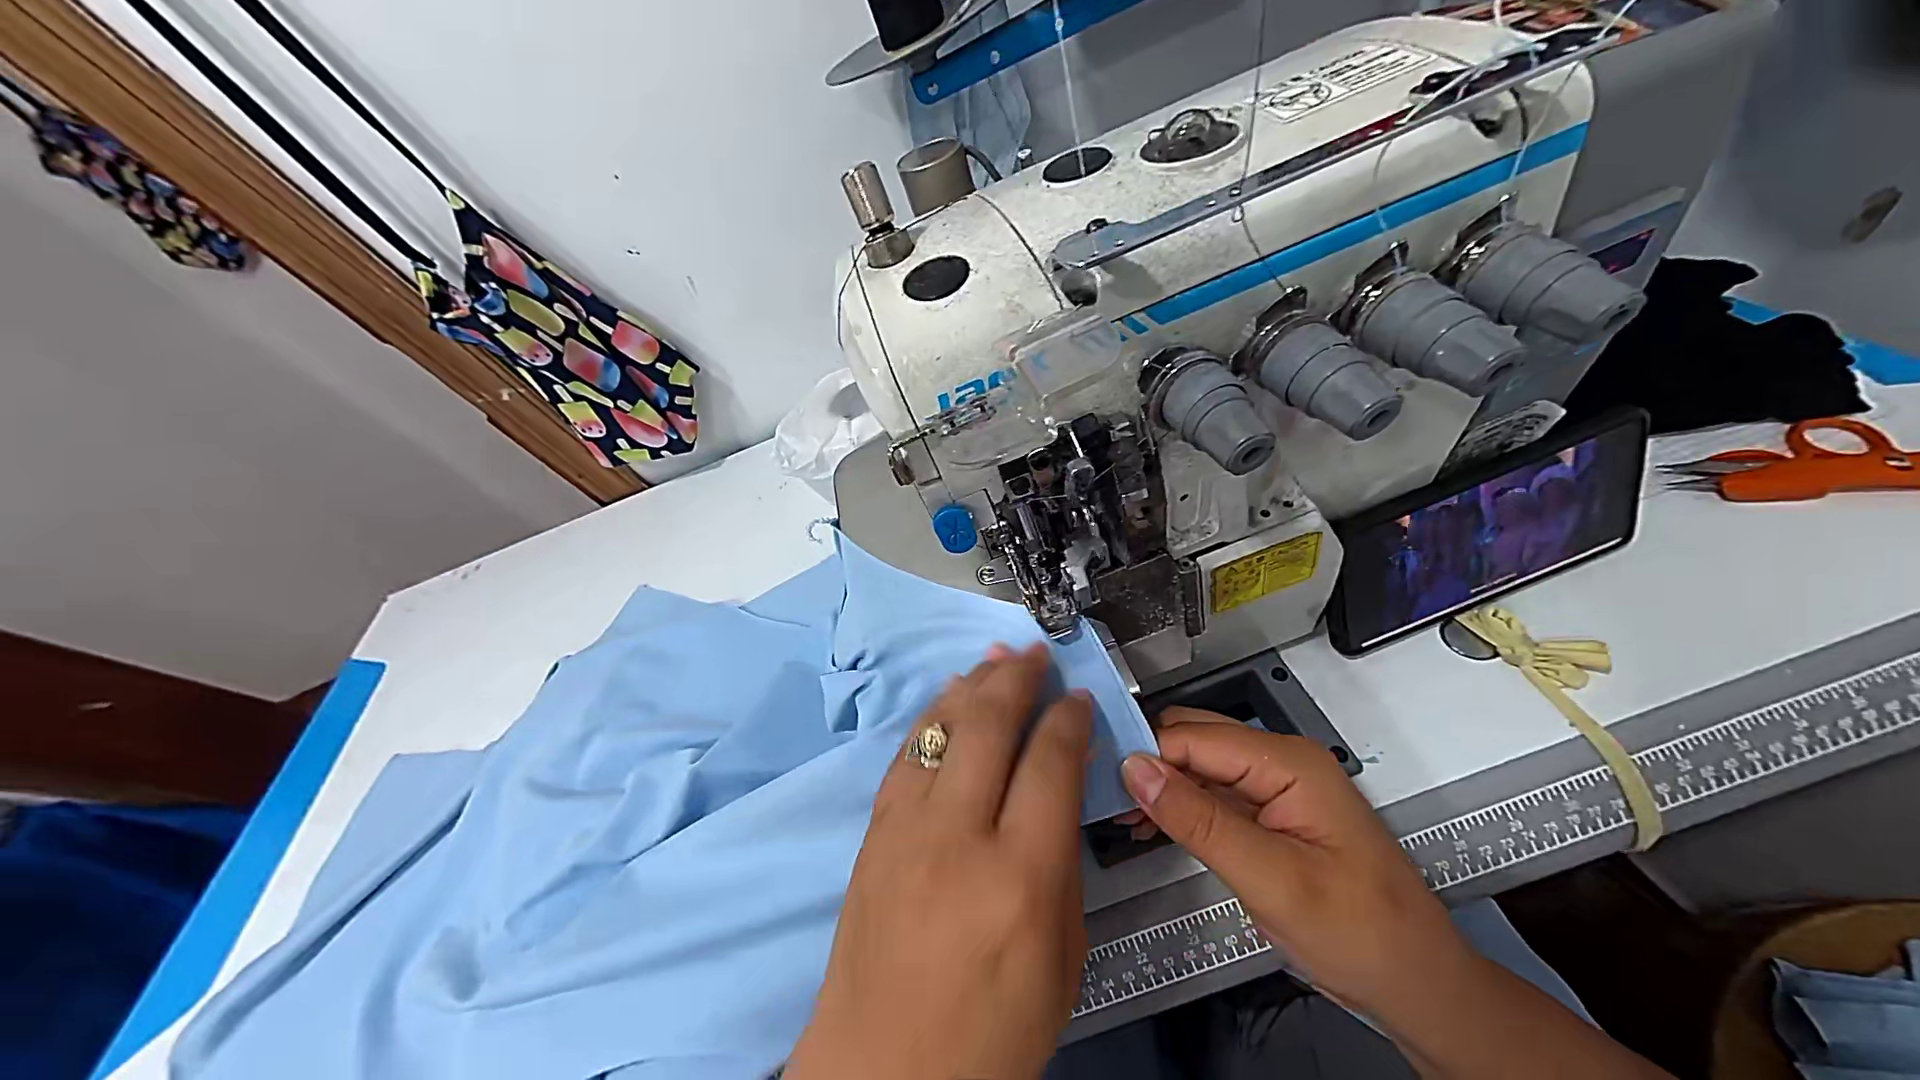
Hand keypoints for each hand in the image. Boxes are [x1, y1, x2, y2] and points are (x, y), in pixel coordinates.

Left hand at [785, 643, 1091, 1079]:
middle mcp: (958, 836)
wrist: (884, 1072)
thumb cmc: (993, 1031)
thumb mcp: (1061, 956)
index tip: (1079, 700)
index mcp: (1021, 875)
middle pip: (990, 725)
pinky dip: (931, 718)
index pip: (1051, 762)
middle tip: (1036, 654)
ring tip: (995, 657)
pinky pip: (906, 756)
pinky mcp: (873, 834)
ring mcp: (906, 829)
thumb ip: (1062, 863)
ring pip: (941, 729)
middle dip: (1018, 678)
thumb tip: (1060, 790)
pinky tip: (947, 701)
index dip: (1069, 719)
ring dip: (972, 685)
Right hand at [1117, 711, 1465, 1019]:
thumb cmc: (1364, 936)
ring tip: (1123, 814)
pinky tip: (1153, 822)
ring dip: (1158, 783)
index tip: (1104, 779)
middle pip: (1193, 739)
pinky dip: (1177, 803)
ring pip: (1196, 763)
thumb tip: (1138, 770)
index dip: (1145, 754)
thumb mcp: (1272, 879)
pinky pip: (1209, 790)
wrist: (1417, 986)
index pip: (1193, 737)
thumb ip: (1199, 820)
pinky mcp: (1268, 810)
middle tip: (1107, 795)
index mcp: (1289, 763)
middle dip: (1147, 761)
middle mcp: (1281, 762)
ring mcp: (1274, 786)